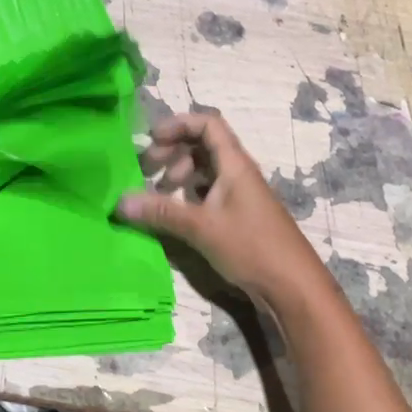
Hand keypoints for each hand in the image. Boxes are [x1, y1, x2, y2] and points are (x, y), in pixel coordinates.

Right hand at [118, 114, 325, 307]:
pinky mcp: (238, 215)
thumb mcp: (201, 227)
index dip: (178, 124)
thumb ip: (160, 212)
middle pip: (202, 145)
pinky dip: (189, 194)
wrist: (293, 286)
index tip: (151, 140)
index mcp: (234, 164)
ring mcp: (239, 194)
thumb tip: (119, 202)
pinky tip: (177, 212)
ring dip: (179, 174)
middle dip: (172, 151)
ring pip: (205, 170)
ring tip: (160, 193)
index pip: (207, 124)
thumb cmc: (250, 247)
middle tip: (147, 170)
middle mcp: (238, 172)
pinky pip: (209, 191)